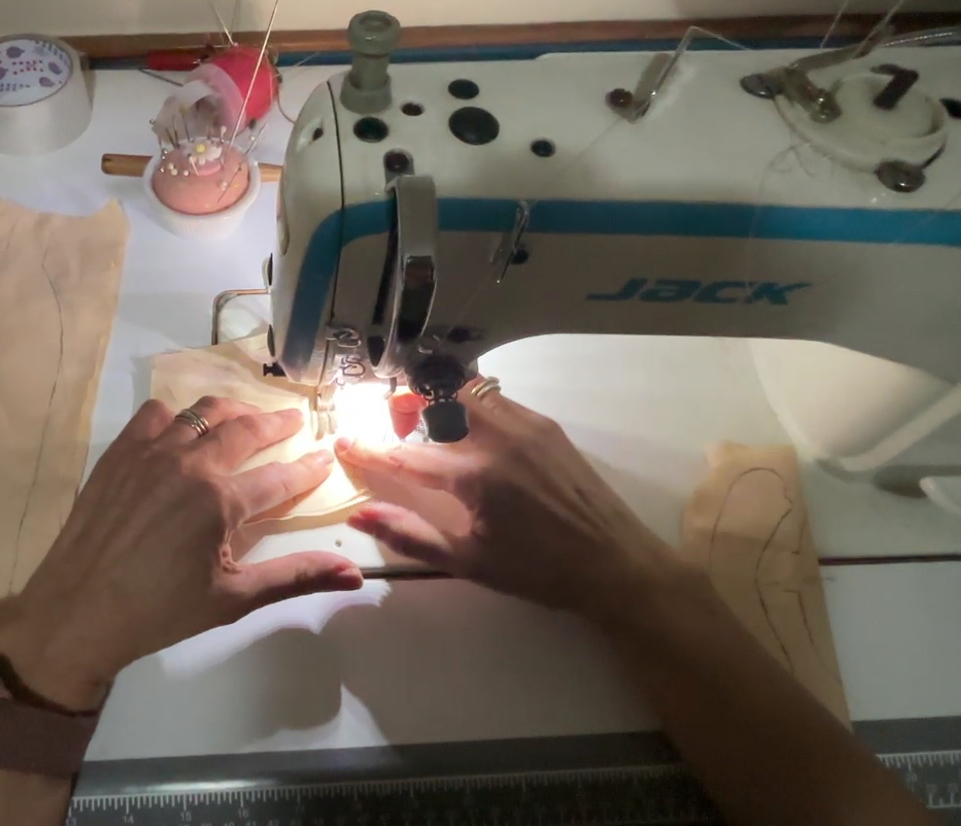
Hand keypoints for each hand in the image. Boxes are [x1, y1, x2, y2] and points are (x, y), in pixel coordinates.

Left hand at [0, 397, 362, 710]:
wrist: (78, 610)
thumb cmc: (161, 610)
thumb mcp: (234, 599)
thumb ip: (295, 577)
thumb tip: (355, 574)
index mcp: (222, 501)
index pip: (280, 477)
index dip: (307, 468)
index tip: (324, 458)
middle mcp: (191, 464)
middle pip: (246, 429)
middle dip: (277, 423)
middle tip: (294, 419)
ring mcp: (152, 451)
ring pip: (203, 412)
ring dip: (232, 411)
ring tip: (246, 416)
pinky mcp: (121, 450)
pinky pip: (156, 413)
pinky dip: (176, 415)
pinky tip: (182, 429)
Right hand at [336, 380, 683, 619]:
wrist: (615, 564)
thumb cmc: (537, 570)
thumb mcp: (469, 561)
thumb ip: (410, 535)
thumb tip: (360, 514)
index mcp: (475, 476)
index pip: (405, 455)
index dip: (370, 449)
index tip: (345, 441)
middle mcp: (497, 438)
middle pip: (438, 398)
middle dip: (409, 405)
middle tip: (399, 424)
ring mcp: (526, 425)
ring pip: (469, 391)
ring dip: (442, 399)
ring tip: (434, 424)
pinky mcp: (547, 425)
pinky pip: (498, 399)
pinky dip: (474, 405)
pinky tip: (476, 433)